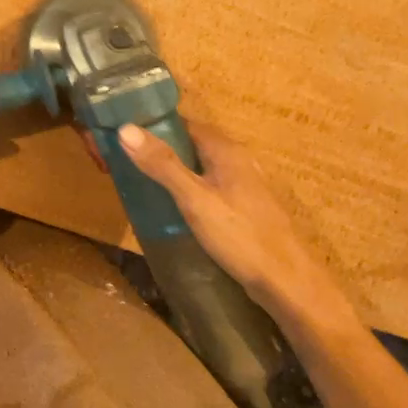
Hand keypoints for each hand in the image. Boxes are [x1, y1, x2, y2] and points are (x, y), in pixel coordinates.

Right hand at [117, 120, 354, 330]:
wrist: (287, 284)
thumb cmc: (241, 237)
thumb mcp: (194, 199)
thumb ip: (162, 164)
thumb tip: (125, 128)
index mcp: (226, 150)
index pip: (182, 123)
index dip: (151, 126)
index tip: (120, 135)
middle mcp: (236, 160)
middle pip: (189, 144)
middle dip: (156, 149)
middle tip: (121, 161)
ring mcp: (241, 185)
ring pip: (197, 167)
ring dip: (169, 171)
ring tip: (137, 182)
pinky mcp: (242, 208)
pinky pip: (205, 187)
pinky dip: (184, 189)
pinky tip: (168, 206)